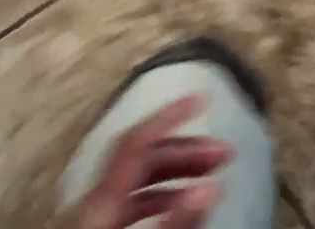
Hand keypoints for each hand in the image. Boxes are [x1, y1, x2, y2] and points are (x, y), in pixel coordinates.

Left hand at [69, 95, 232, 228]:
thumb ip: (177, 222)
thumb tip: (213, 184)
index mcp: (100, 204)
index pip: (136, 142)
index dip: (169, 115)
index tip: (204, 98)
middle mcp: (91, 206)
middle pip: (139, 161)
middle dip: (185, 150)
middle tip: (225, 154)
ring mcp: (90, 223)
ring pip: (135, 184)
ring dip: (176, 174)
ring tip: (212, 179)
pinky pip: (128, 207)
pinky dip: (161, 198)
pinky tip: (182, 208)